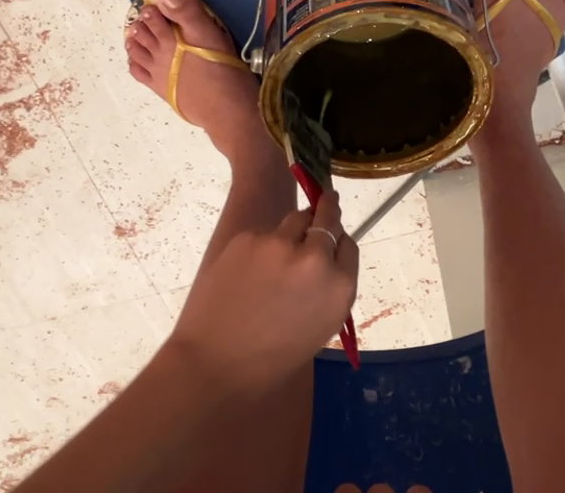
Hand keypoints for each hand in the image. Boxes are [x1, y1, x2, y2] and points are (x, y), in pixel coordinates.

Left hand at [168, 191, 359, 391]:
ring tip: (275, 257)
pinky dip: (260, 247)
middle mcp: (314, 258)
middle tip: (326, 202)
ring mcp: (279, 243)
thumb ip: (329, 288)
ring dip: (293, 230)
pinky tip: (247, 273)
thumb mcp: (320, 328)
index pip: (348, 245)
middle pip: (328, 217)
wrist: (216, 363)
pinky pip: (263, 235)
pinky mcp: (249, 238)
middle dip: (328, 208)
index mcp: (339, 287)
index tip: (332, 239)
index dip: (339, 242)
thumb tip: (325, 261)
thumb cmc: (272, 359)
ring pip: (294, 219)